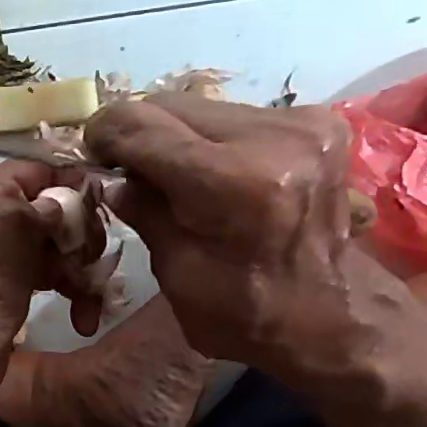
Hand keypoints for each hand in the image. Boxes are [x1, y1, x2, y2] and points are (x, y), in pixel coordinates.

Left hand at [0, 161, 103, 403]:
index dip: (76, 189)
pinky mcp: (22, 273)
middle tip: (88, 270)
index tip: (102, 220)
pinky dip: (78, 289)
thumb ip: (20, 231)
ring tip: (89, 305)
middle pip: (62, 203)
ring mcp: (11, 245)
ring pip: (68, 237)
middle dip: (83, 238)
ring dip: (86, 271)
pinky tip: (85, 318)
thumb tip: (58, 196)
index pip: (41, 169)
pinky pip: (63, 266)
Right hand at [84, 94, 402, 381]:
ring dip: (169, 134)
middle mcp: (274, 137)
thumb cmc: (248, 315)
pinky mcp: (318, 122)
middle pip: (169, 105)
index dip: (105, 136)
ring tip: (162, 173)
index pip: (143, 127)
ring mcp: (302, 124)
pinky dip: (205, 137)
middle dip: (134, 133)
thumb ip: (143, 211)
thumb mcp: (177, 273)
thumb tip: (108, 175)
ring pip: (198, 106)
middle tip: (119, 166)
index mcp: (236, 183)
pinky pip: (231, 115)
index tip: (88, 153)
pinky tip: (203, 170)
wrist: (338, 320)